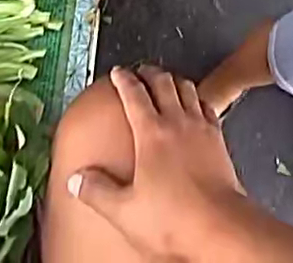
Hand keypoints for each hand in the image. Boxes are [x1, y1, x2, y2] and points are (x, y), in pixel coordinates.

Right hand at [67, 65, 248, 259]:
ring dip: (173, 79)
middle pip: (163, 83)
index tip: (118, 72)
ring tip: (165, 80)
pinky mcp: (217, 134)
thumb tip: (75, 177)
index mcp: (152, 134)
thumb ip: (97, 191)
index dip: (125, 81)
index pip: (135, 96)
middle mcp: (177, 121)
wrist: (217, 221)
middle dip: (150, 73)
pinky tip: (193, 102)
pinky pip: (205, 103)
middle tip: (140, 70)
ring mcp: (200, 124)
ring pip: (187, 88)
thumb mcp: (123, 211)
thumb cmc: (169, 219)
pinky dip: (195, 96)